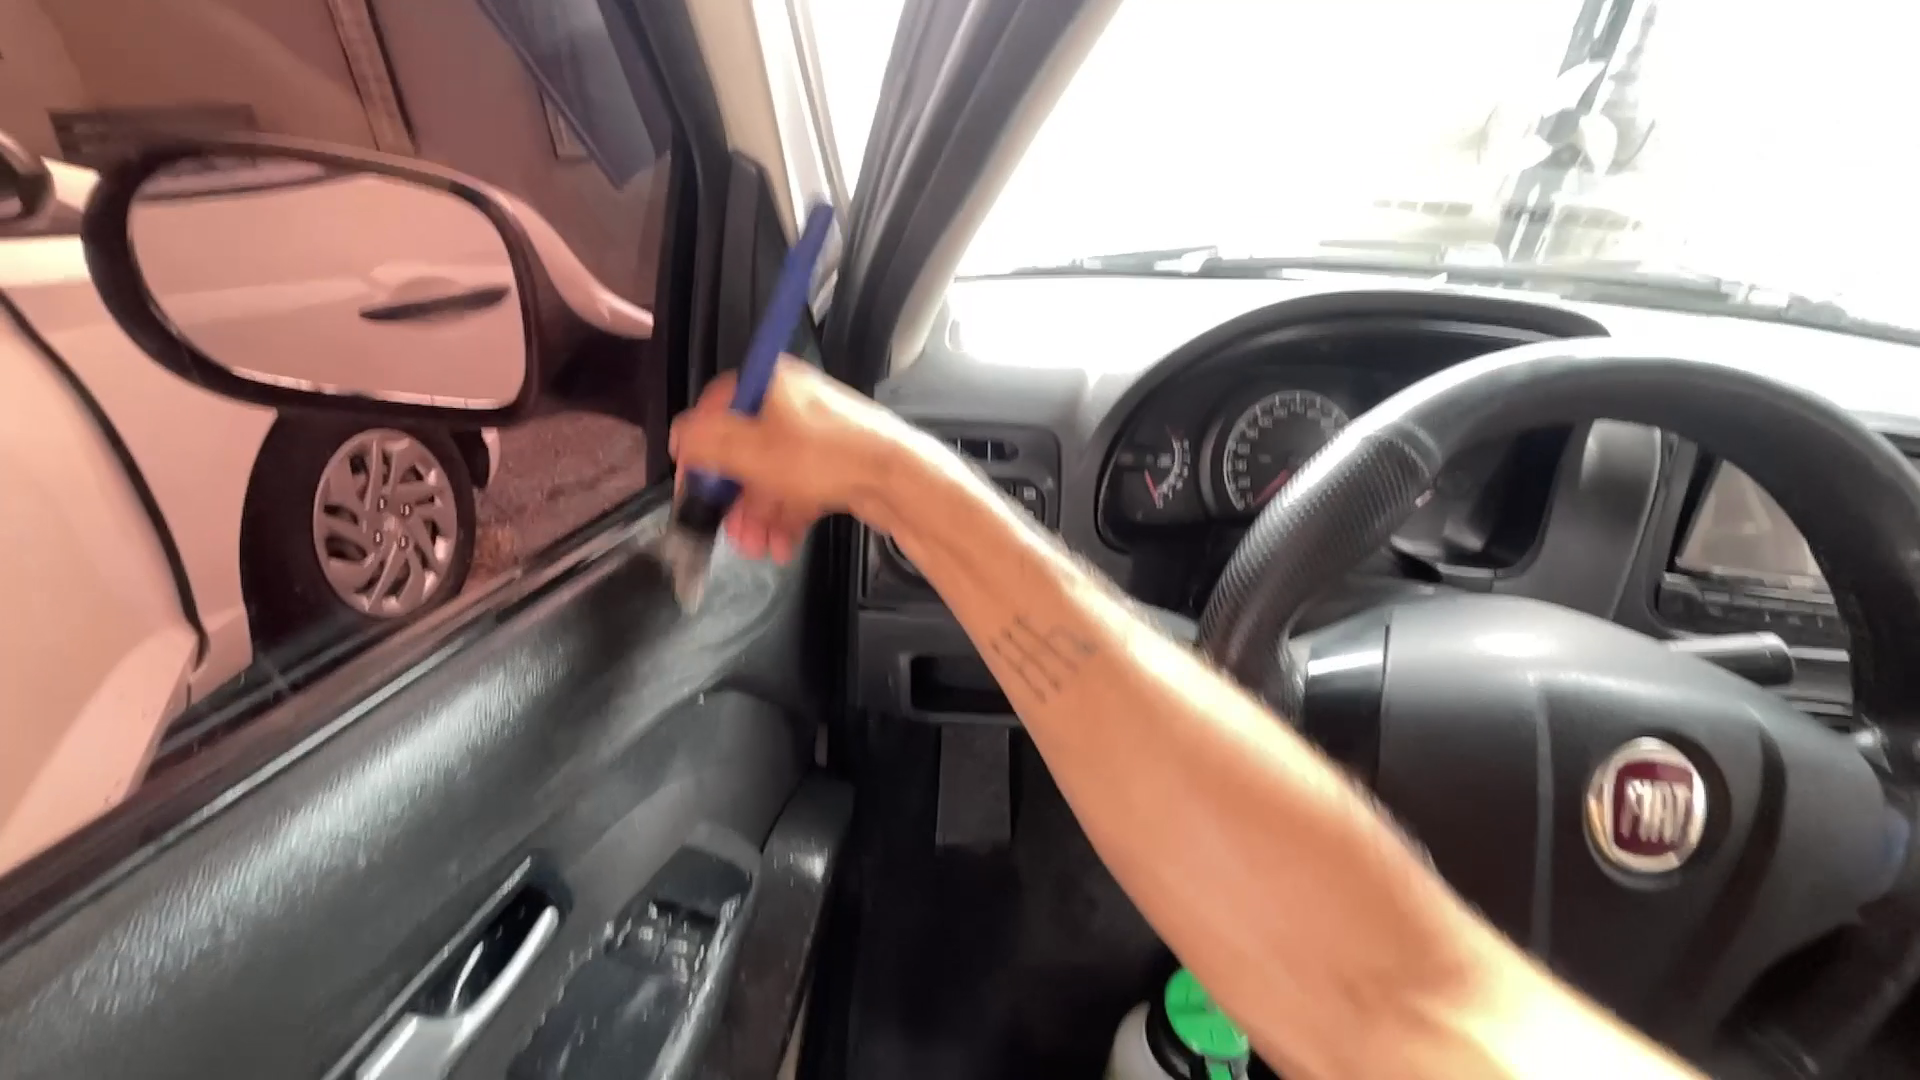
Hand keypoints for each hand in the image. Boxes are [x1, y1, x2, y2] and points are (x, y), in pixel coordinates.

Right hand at [669, 356, 917, 562]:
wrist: (897, 478)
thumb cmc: (829, 455)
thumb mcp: (751, 450)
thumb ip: (706, 442)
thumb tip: (681, 438)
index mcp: (770, 385)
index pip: (718, 411)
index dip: (701, 450)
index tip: (693, 482)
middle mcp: (793, 406)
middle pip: (746, 452)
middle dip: (734, 497)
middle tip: (727, 528)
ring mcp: (817, 438)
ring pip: (773, 478)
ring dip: (758, 516)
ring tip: (756, 546)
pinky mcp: (836, 466)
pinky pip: (800, 491)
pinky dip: (787, 518)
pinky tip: (781, 546)